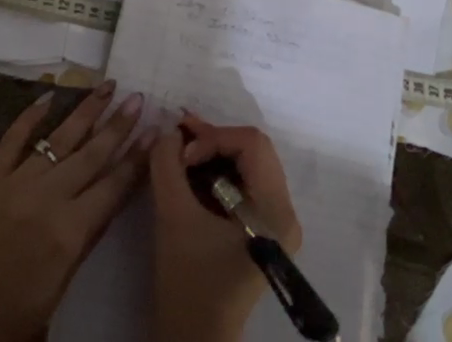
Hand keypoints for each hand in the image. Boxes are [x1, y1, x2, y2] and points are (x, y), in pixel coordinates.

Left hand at [0, 82, 150, 341]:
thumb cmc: (6, 320)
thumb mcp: (58, 291)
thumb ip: (83, 244)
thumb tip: (106, 205)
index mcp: (68, 233)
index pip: (113, 187)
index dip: (137, 159)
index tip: (156, 132)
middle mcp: (45, 199)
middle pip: (91, 155)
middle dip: (119, 125)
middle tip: (140, 98)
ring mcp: (14, 183)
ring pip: (58, 139)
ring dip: (86, 112)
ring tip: (107, 87)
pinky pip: (11, 140)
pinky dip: (29, 117)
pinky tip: (47, 97)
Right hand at [149, 114, 302, 341]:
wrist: (193, 336)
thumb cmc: (189, 281)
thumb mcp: (173, 216)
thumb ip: (167, 165)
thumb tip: (168, 131)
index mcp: (275, 212)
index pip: (252, 145)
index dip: (213, 137)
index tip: (181, 154)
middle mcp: (284, 212)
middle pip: (253, 151)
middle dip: (212, 140)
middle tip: (176, 141)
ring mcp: (274, 222)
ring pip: (247, 164)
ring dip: (212, 153)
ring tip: (178, 152)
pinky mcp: (260, 229)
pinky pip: (242, 183)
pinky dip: (215, 171)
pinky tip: (188, 171)